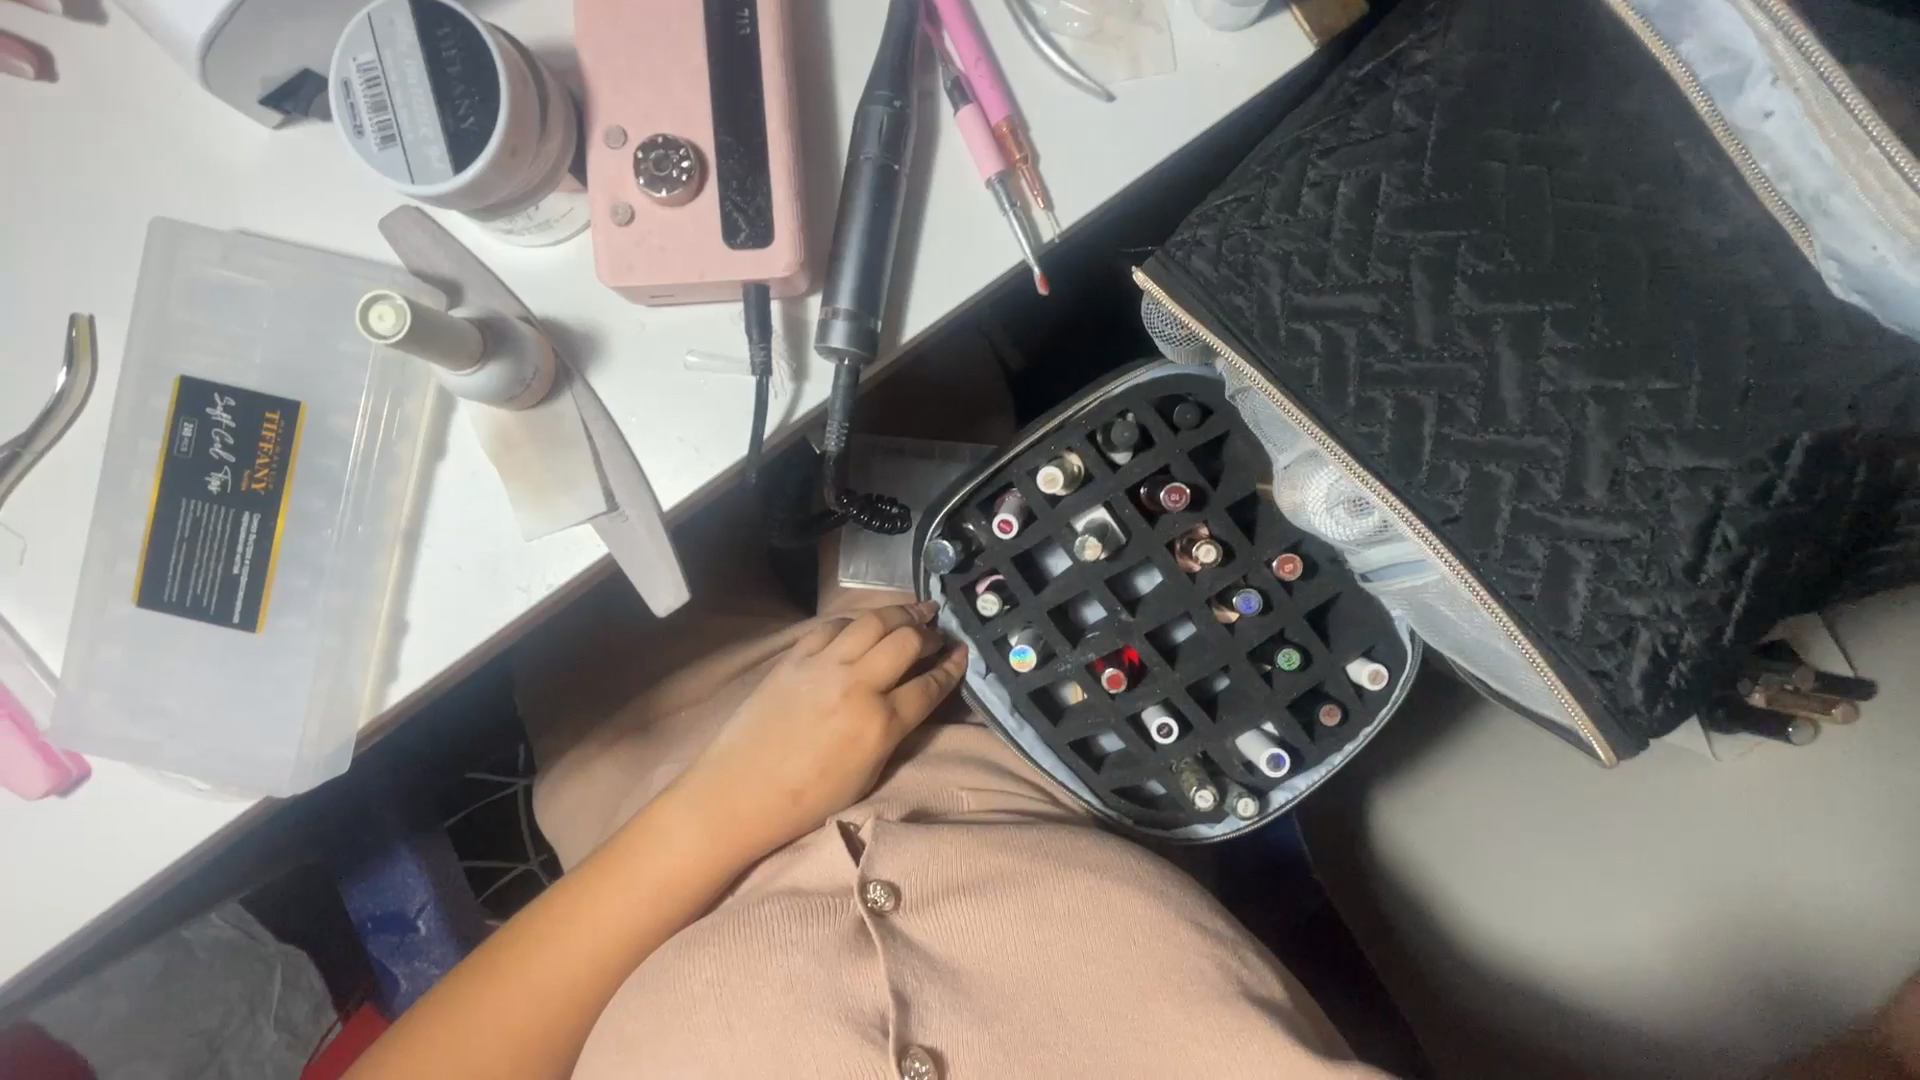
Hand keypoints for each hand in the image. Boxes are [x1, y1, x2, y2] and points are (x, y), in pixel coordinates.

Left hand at [669, 600, 968, 862]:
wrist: (737, 794)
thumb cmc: (806, 800)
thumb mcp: (868, 776)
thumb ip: (895, 732)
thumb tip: (915, 700)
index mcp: (879, 725)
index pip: (929, 685)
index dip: (952, 667)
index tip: (963, 653)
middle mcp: (856, 685)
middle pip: (906, 641)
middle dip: (930, 633)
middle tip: (939, 631)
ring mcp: (823, 666)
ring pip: (872, 622)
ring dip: (899, 613)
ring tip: (915, 610)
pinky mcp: (794, 658)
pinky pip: (833, 626)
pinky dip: (856, 621)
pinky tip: (864, 623)